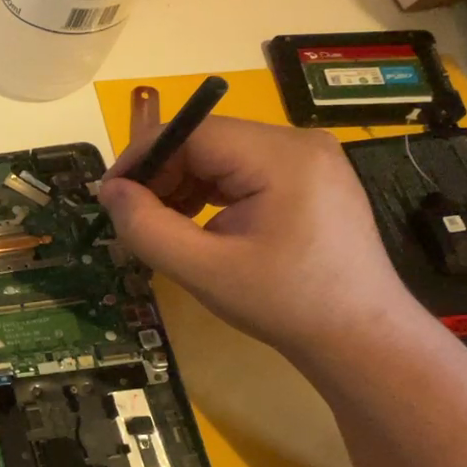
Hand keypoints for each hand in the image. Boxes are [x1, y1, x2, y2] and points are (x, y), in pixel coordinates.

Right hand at [97, 110, 421, 358]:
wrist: (358, 335)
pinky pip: (239, 170)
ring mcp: (307, 158)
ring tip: (164, 227)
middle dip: (160, 176)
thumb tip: (109, 191)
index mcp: (280, 156)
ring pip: (218, 155)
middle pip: (204, 140)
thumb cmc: (282, 302)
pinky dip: (207, 192)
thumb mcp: (202, 268)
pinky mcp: (307, 177)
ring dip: (180, 185)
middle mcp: (298, 142)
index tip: (108, 196)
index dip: (141, 157)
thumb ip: (146, 226)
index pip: (190, 132)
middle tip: (133, 219)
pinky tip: (196, 225)